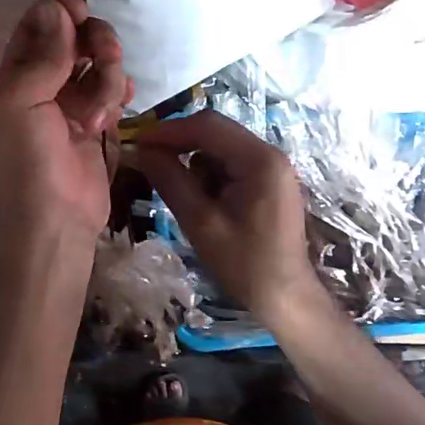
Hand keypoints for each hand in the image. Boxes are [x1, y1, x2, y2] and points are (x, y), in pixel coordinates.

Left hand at [0, 0, 132, 238]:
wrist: (57, 218)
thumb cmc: (31, 161)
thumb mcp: (23, 104)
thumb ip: (42, 55)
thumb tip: (55, 5)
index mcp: (18, 74)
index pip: (40, 24)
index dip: (61, 11)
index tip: (81, 14)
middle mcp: (45, 83)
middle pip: (77, 37)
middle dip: (96, 43)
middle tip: (106, 57)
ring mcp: (74, 102)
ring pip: (101, 63)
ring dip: (108, 80)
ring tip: (101, 115)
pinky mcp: (99, 121)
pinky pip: (115, 90)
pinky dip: (119, 94)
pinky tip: (118, 110)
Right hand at [131, 110, 323, 316]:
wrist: (286, 298)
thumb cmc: (244, 264)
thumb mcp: (200, 222)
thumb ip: (170, 181)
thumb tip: (141, 150)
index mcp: (260, 160)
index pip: (207, 126)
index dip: (169, 130)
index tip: (137, 142)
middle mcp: (270, 154)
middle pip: (216, 133)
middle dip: (180, 146)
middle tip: (149, 163)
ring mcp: (273, 168)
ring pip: (221, 149)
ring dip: (196, 165)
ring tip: (186, 199)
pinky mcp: (269, 182)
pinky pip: (232, 165)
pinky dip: (210, 177)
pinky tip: (204, 205)